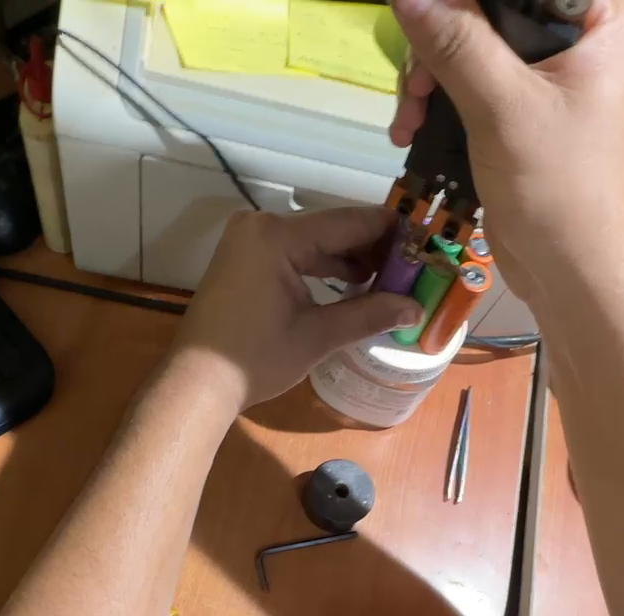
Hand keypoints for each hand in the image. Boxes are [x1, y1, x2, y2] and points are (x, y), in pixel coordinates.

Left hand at [169, 207, 423, 409]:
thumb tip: (415, 309)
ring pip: (313, 241)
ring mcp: (248, 240)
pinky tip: (351, 283)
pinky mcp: (243, 258)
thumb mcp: (317, 337)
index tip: (425, 240)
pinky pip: (293, 253)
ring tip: (389, 278)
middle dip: (372, 248)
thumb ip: (368, 315)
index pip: (349, 223)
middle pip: (331, 229)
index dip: (391, 232)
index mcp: (278, 237)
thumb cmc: (256, 360)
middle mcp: (261, 226)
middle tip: (412, 266)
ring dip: (348, 259)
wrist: (198, 383)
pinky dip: (321, 266)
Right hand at [388, 0, 623, 298]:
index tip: (422, 22)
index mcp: (596, 14)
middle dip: (439, 41)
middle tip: (415, 88)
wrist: (567, 271)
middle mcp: (574, 34)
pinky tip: (412, 131)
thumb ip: (455, 44)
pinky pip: (467, 83)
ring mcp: (543, 75)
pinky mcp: (518, 111)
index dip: (465, 3)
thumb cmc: (556, 191)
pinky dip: (436, 104)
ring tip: (408, 123)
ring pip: (469, 44)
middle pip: (488, 8)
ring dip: (428, 79)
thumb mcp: (504, 110)